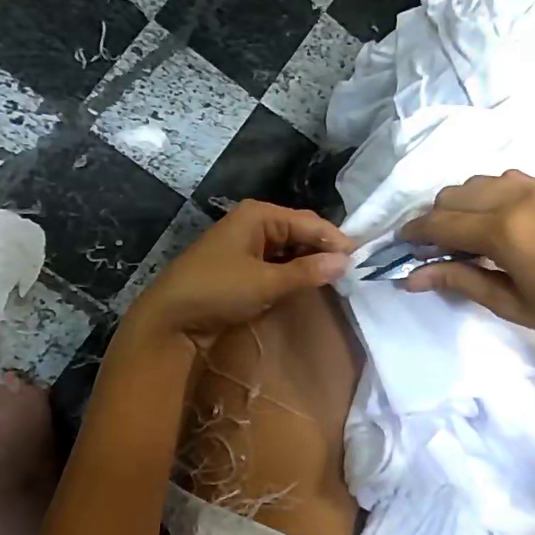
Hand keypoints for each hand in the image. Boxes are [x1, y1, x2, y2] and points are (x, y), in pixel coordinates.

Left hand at [129, 201, 352, 341]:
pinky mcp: (241, 266)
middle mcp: (254, 223)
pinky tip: (310, 284)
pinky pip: (276, 263)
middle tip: (354, 270)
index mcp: (258, 215)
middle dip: (324, 250)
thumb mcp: (265, 282)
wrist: (170, 318)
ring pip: (289, 249)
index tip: (363, 260)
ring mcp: (246, 245)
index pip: (309, 222)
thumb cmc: (217, 291)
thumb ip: (307, 272)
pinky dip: (293, 272)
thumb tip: (345, 262)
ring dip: (310, 262)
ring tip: (338, 278)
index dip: (336, 240)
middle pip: (300, 232)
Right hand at [399, 170, 534, 368]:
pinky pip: (509, 181)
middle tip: (433, 254)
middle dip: (434, 221)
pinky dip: (489, 197)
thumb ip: (461, 282)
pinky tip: (498, 227)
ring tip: (465, 242)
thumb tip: (412, 278)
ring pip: (480, 183)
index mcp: (506, 229)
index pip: (440, 223)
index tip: (399, 250)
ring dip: (461, 206)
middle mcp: (519, 196)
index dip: (413, 236)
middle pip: (454, 195)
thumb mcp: (515, 305)